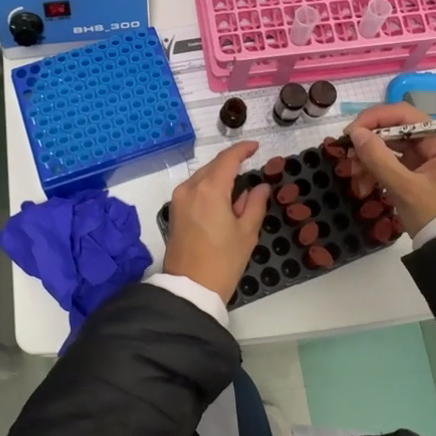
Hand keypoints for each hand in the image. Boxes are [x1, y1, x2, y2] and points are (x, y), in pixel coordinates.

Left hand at [163, 140, 270, 299]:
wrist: (190, 289)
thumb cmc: (223, 261)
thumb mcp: (246, 233)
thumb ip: (255, 204)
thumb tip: (260, 187)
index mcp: (210, 190)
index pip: (227, 159)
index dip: (242, 150)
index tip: (255, 147)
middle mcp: (190, 188)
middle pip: (213, 166)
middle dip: (231, 165)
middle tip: (251, 169)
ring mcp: (179, 199)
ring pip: (202, 177)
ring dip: (219, 177)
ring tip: (239, 190)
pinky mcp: (175, 210)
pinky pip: (194, 189)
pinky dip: (209, 188)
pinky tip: (223, 200)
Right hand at [345, 104, 435, 234]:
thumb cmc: (435, 215)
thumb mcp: (405, 188)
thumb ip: (379, 159)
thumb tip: (355, 133)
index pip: (403, 114)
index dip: (374, 119)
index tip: (350, 133)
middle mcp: (435, 142)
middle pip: (394, 130)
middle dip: (369, 143)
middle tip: (348, 156)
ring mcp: (427, 157)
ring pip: (390, 146)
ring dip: (369, 159)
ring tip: (353, 175)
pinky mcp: (418, 172)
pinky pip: (392, 162)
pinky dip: (376, 170)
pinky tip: (362, 184)